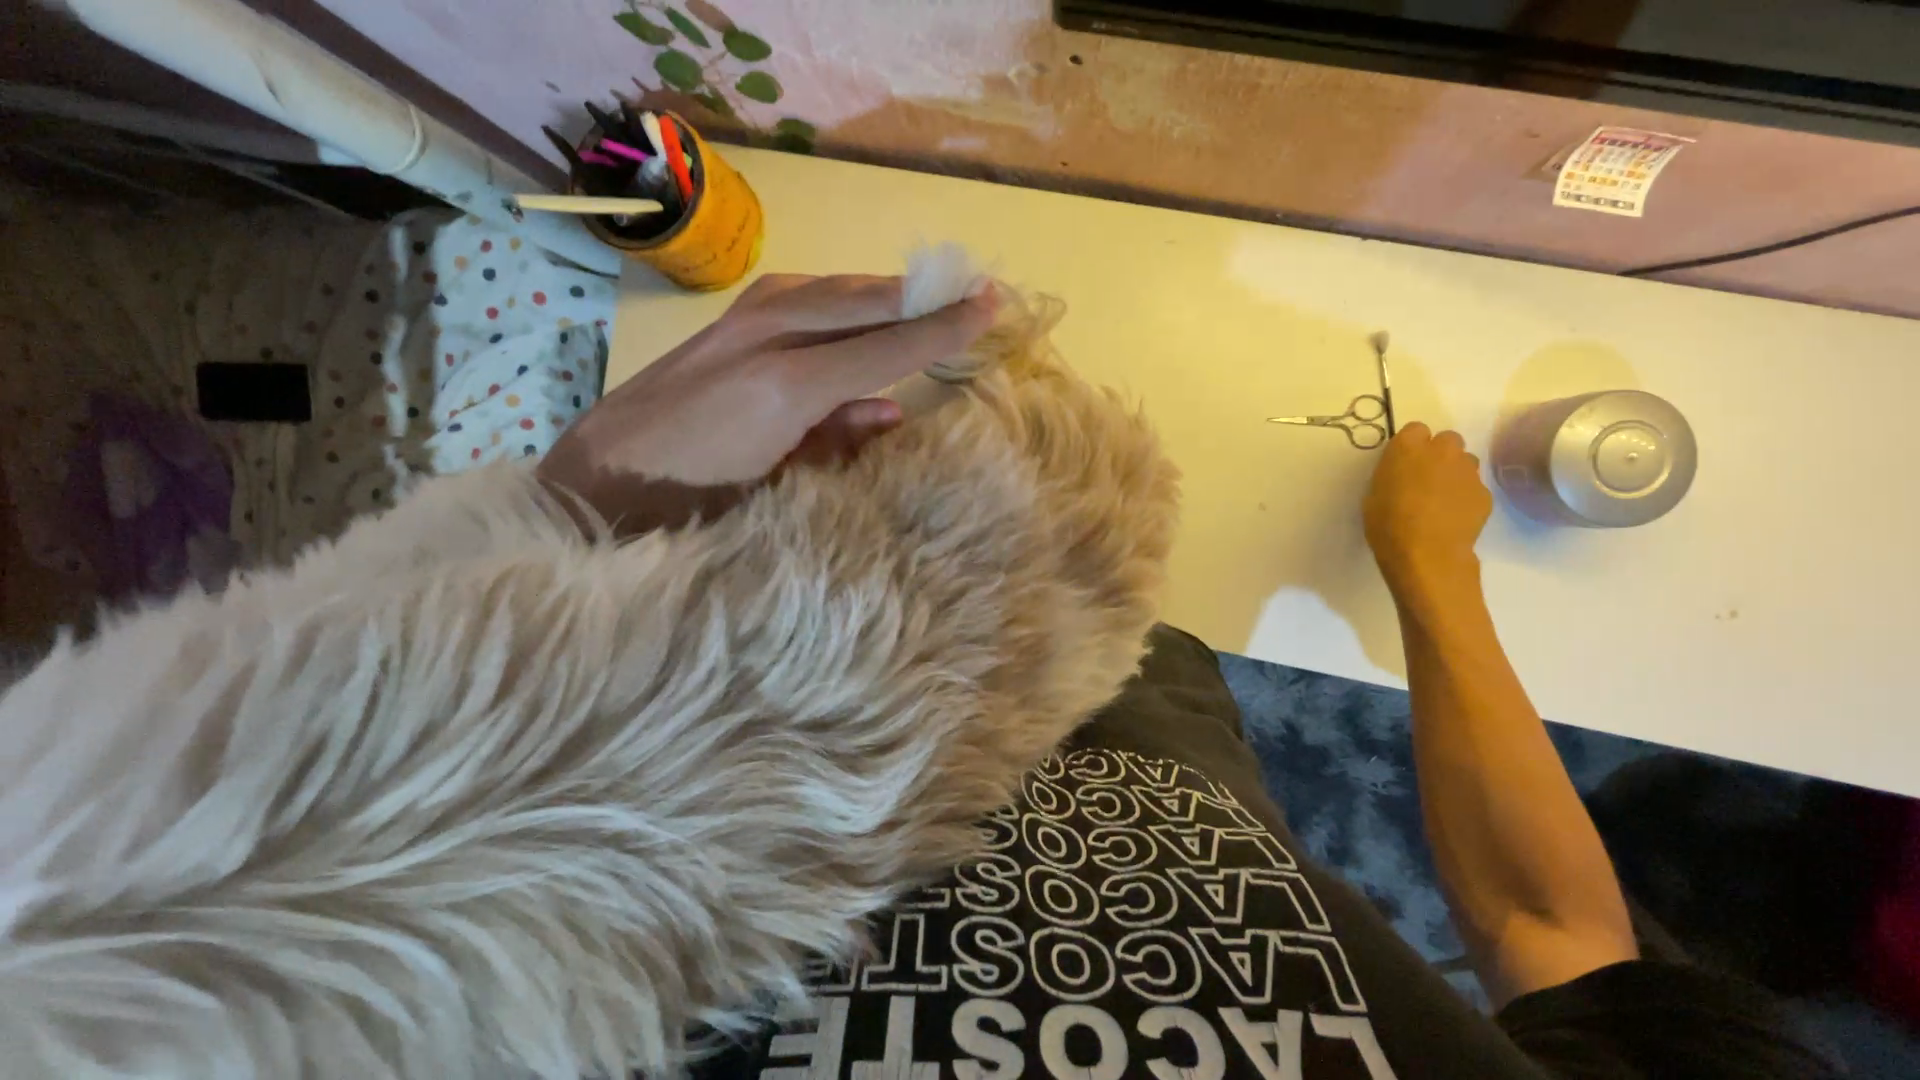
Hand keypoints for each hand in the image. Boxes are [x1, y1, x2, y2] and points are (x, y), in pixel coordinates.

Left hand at [540, 273, 995, 532]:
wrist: (594, 488)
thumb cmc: (691, 508)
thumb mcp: (779, 490)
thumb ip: (839, 442)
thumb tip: (894, 410)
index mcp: (786, 387)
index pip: (885, 346)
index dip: (941, 327)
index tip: (992, 305)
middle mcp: (765, 337)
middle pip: (861, 300)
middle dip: (917, 294)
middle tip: (972, 286)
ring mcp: (738, 324)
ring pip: (828, 290)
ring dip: (877, 292)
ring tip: (923, 295)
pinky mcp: (722, 326)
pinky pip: (797, 298)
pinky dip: (836, 303)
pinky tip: (856, 310)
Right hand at [1362, 422, 1492, 600]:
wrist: (1427, 554)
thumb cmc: (1387, 525)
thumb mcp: (1373, 495)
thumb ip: (1392, 474)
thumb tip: (1404, 473)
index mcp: (1408, 449)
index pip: (1415, 429)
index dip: (1411, 446)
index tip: (1404, 463)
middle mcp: (1442, 452)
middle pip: (1448, 439)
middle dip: (1439, 453)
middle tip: (1426, 478)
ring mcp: (1468, 472)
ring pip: (1465, 462)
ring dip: (1455, 473)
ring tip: (1442, 499)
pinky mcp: (1484, 494)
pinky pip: (1474, 488)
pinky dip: (1466, 497)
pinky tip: (1453, 517)